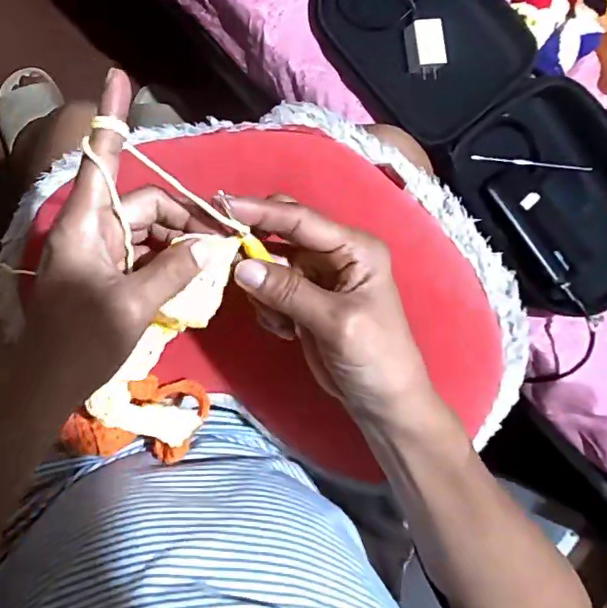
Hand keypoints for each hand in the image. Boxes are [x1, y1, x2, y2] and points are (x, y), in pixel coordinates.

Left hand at [0, 72, 206, 428]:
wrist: (31, 393)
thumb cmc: (75, 346)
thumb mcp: (132, 308)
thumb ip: (172, 271)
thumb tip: (206, 245)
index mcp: (85, 227)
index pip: (103, 159)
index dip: (111, 117)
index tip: (117, 77)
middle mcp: (86, 231)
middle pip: (140, 204)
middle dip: (181, 214)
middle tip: (220, 240)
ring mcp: (90, 255)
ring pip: (141, 231)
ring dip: (174, 241)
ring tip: (209, 261)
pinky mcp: (94, 277)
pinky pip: (135, 255)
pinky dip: (161, 260)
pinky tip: (186, 276)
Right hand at [226, 196, 437, 425]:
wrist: (384, 403)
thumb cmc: (375, 357)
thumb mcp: (335, 322)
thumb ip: (288, 291)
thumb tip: (241, 267)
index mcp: (354, 248)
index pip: (300, 220)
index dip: (261, 211)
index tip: (222, 204)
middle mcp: (335, 254)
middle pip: (282, 232)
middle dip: (254, 244)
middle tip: (224, 254)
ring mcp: (317, 277)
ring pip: (269, 263)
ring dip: (262, 289)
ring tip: (281, 321)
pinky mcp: (302, 299)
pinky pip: (268, 289)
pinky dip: (267, 307)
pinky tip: (286, 331)